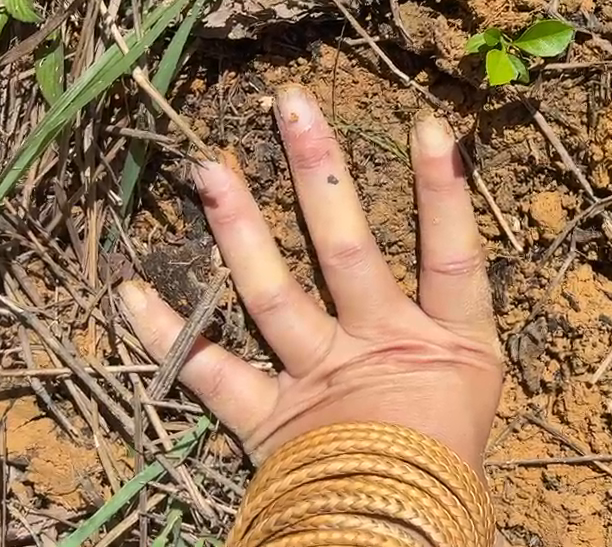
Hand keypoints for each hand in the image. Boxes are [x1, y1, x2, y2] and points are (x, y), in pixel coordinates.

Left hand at [118, 85, 501, 469]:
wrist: (398, 527)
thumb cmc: (450, 442)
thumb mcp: (481, 371)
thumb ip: (457, 299)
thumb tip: (450, 207)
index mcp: (448, 338)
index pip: (452, 252)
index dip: (443, 192)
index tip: (430, 126)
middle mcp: (380, 345)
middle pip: (348, 251)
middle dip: (321, 175)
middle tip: (291, 106)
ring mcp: (318, 380)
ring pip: (273, 295)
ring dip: (241, 229)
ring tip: (210, 168)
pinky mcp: (265, 421)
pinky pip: (210, 377)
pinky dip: (169, 336)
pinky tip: (130, 290)